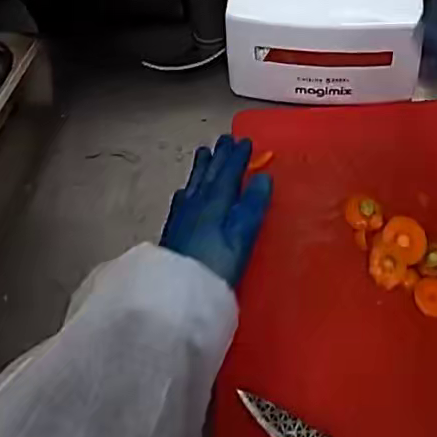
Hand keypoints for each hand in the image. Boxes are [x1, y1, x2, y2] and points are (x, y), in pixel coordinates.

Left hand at [160, 135, 273, 288]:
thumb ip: (252, 207)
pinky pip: (182, 198)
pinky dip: (188, 188)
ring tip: (205, 152)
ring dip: (202, 167)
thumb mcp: (241, 238)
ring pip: (194, 183)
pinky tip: (185, 191)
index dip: (237, 157)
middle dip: (219, 156)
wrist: (174, 297)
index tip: (245, 141)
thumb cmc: (216, 268)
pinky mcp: (173, 231)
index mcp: (216, 202)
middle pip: (209, 174)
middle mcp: (197, 203)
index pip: (229, 173)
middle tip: (225, 138)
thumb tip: (263, 177)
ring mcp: (182, 216)